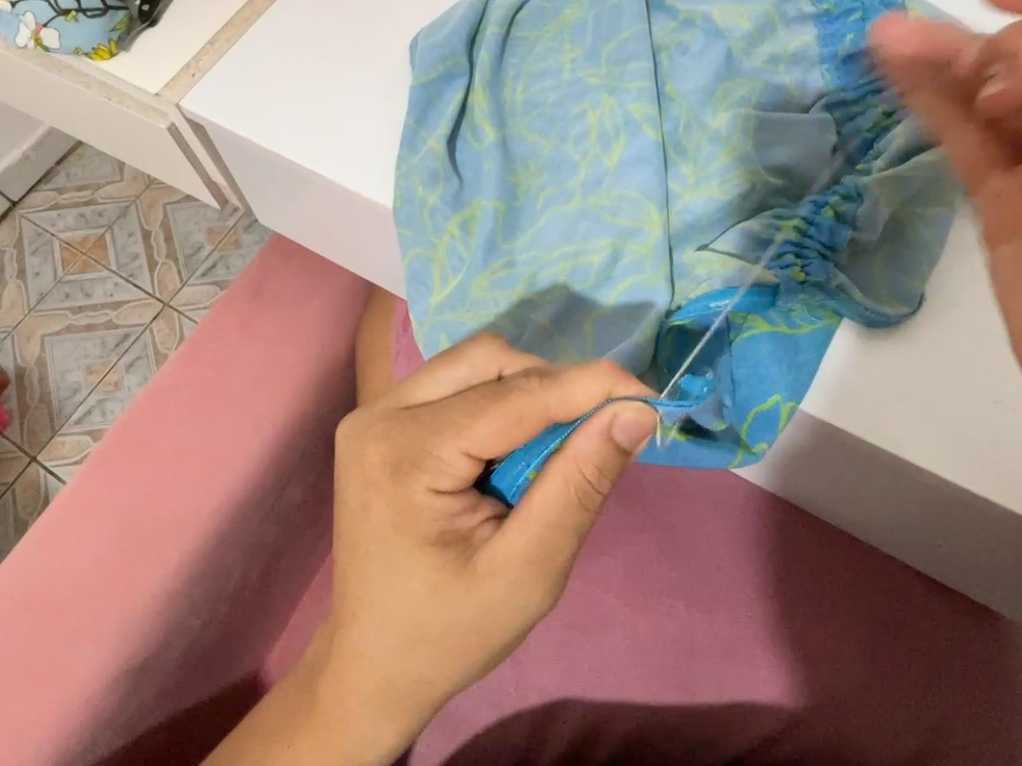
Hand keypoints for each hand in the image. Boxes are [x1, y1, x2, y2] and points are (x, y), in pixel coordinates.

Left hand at [304, 334, 657, 756]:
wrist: (373, 661)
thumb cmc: (450, 631)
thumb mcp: (529, 571)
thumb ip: (579, 484)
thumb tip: (633, 413)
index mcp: (406, 455)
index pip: (514, 396)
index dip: (588, 386)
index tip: (649, 396)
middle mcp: (380, 415)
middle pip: (488, 360)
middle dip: (552, 386)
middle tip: (593, 434)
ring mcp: (373, 412)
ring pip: (473, 363)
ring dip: (525, 390)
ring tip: (549, 451)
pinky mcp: (379, 420)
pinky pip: (453, 383)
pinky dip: (497, 401)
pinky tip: (511, 450)